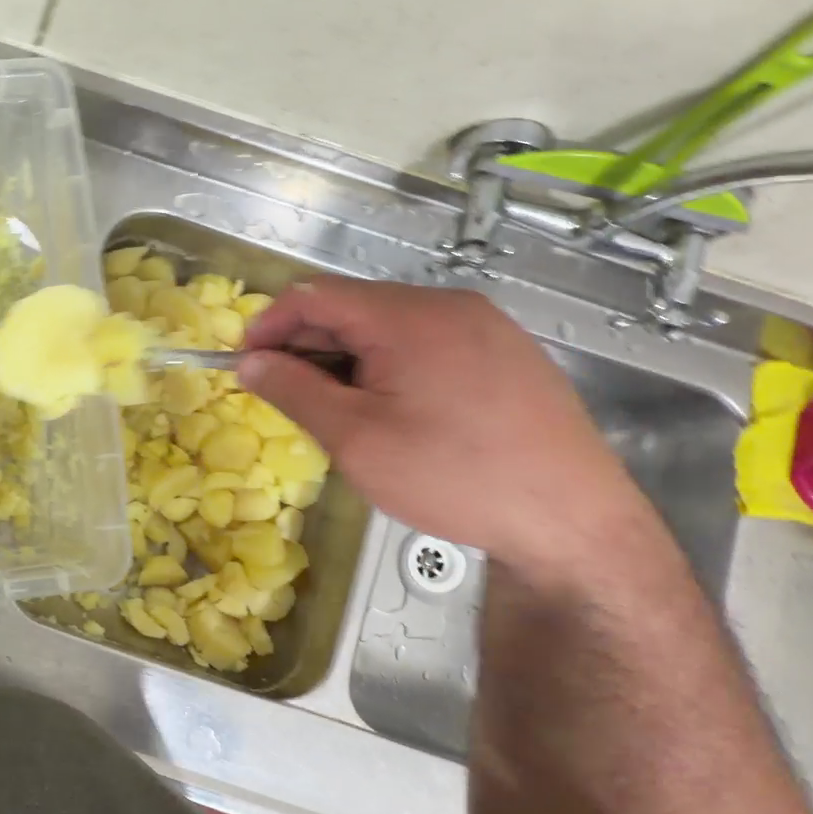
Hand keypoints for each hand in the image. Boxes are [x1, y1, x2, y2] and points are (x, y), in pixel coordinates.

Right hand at [238, 277, 646, 571]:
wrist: (568, 517)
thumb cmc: (449, 474)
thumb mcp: (354, 437)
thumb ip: (294, 391)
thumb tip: (250, 363)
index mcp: (409, 317)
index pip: (315, 295)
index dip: (269, 324)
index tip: (243, 364)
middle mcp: (450, 307)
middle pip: (353, 308)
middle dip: (305, 345)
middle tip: (281, 394)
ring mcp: (486, 329)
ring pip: (389, 328)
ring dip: (344, 359)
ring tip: (331, 410)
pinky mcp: (506, 356)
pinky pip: (426, 345)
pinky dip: (386, 367)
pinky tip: (385, 411)